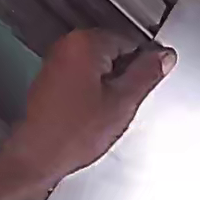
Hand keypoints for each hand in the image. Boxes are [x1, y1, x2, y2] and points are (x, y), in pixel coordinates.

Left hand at [0, 29, 175, 190]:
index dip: (143, 65)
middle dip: (124, 75)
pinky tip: (91, 114)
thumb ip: (147, 74)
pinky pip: (83, 76)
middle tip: (123, 102)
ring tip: (105, 111)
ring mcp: (57, 61)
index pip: (132, 41)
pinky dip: (92, 91)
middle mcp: (68, 46)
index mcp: (86, 43)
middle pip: (115, 51)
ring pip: (100, 65)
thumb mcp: (122, 102)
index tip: (146, 83)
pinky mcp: (51, 78)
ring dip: (108, 84)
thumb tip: (164, 57)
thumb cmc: (71, 133)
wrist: (34, 158)